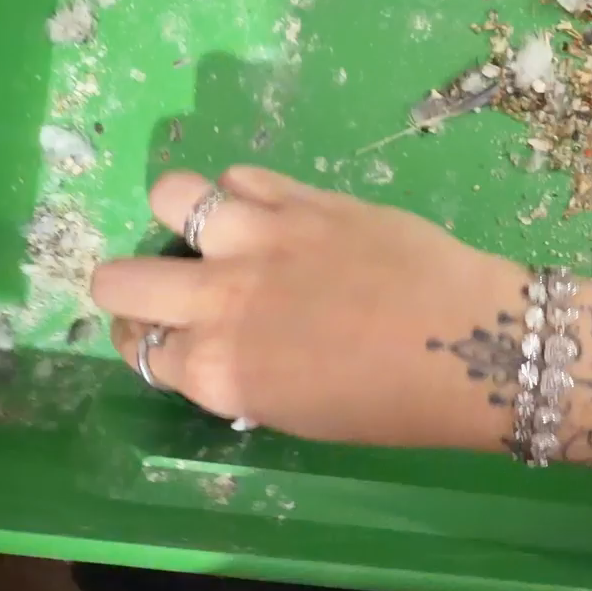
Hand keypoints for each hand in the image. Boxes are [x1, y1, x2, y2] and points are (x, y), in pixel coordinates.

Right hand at [90, 167, 525, 448]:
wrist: (472, 347)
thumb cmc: (394, 404)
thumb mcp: (300, 414)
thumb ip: (242, 377)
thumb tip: (220, 347)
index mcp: (218, 373)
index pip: (140, 350)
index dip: (146, 343)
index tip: (163, 335)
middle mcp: (219, 302)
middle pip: (119, 279)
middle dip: (129, 286)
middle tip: (168, 286)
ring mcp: (258, 240)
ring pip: (170, 198)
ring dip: (183, 218)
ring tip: (220, 233)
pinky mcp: (302, 199)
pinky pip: (239, 176)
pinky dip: (244, 193)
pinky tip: (273, 213)